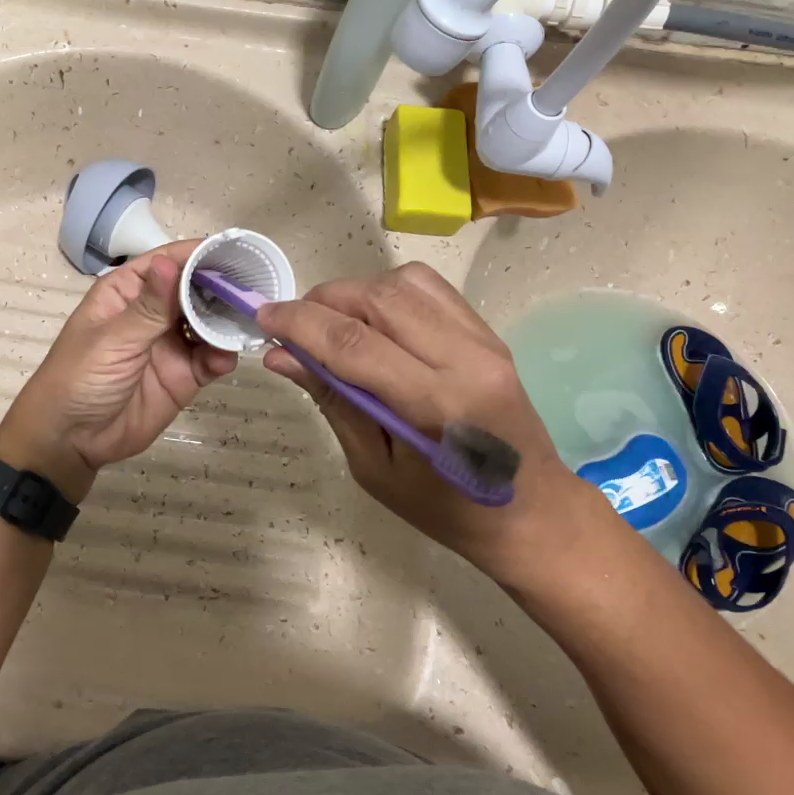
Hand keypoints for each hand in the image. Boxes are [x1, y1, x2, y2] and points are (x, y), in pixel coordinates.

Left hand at [0, 241, 238, 501]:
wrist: (72, 440)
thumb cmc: (80, 377)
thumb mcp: (113, 339)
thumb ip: (150, 306)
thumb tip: (172, 262)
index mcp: (128, 291)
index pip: (168, 262)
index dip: (199, 254)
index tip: (234, 251)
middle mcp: (153, 312)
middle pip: (195, 290)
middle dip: (223, 288)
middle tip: (255, 288)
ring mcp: (171, 344)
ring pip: (208, 324)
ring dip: (227, 322)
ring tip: (249, 321)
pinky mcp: (183, 376)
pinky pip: (210, 359)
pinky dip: (222, 356)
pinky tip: (226, 358)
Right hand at [254, 262, 608, 583]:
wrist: (531, 511)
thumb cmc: (446, 507)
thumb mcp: (374, 467)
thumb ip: (332, 400)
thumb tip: (280, 355)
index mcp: (434, 405)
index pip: (352, 342)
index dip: (299, 323)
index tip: (262, 317)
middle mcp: (464, 360)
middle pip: (376, 299)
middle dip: (321, 302)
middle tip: (291, 324)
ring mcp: (482, 340)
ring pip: (402, 283)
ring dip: (353, 293)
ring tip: (329, 322)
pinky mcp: (488, 332)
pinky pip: (429, 288)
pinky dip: (387, 291)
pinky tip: (371, 319)